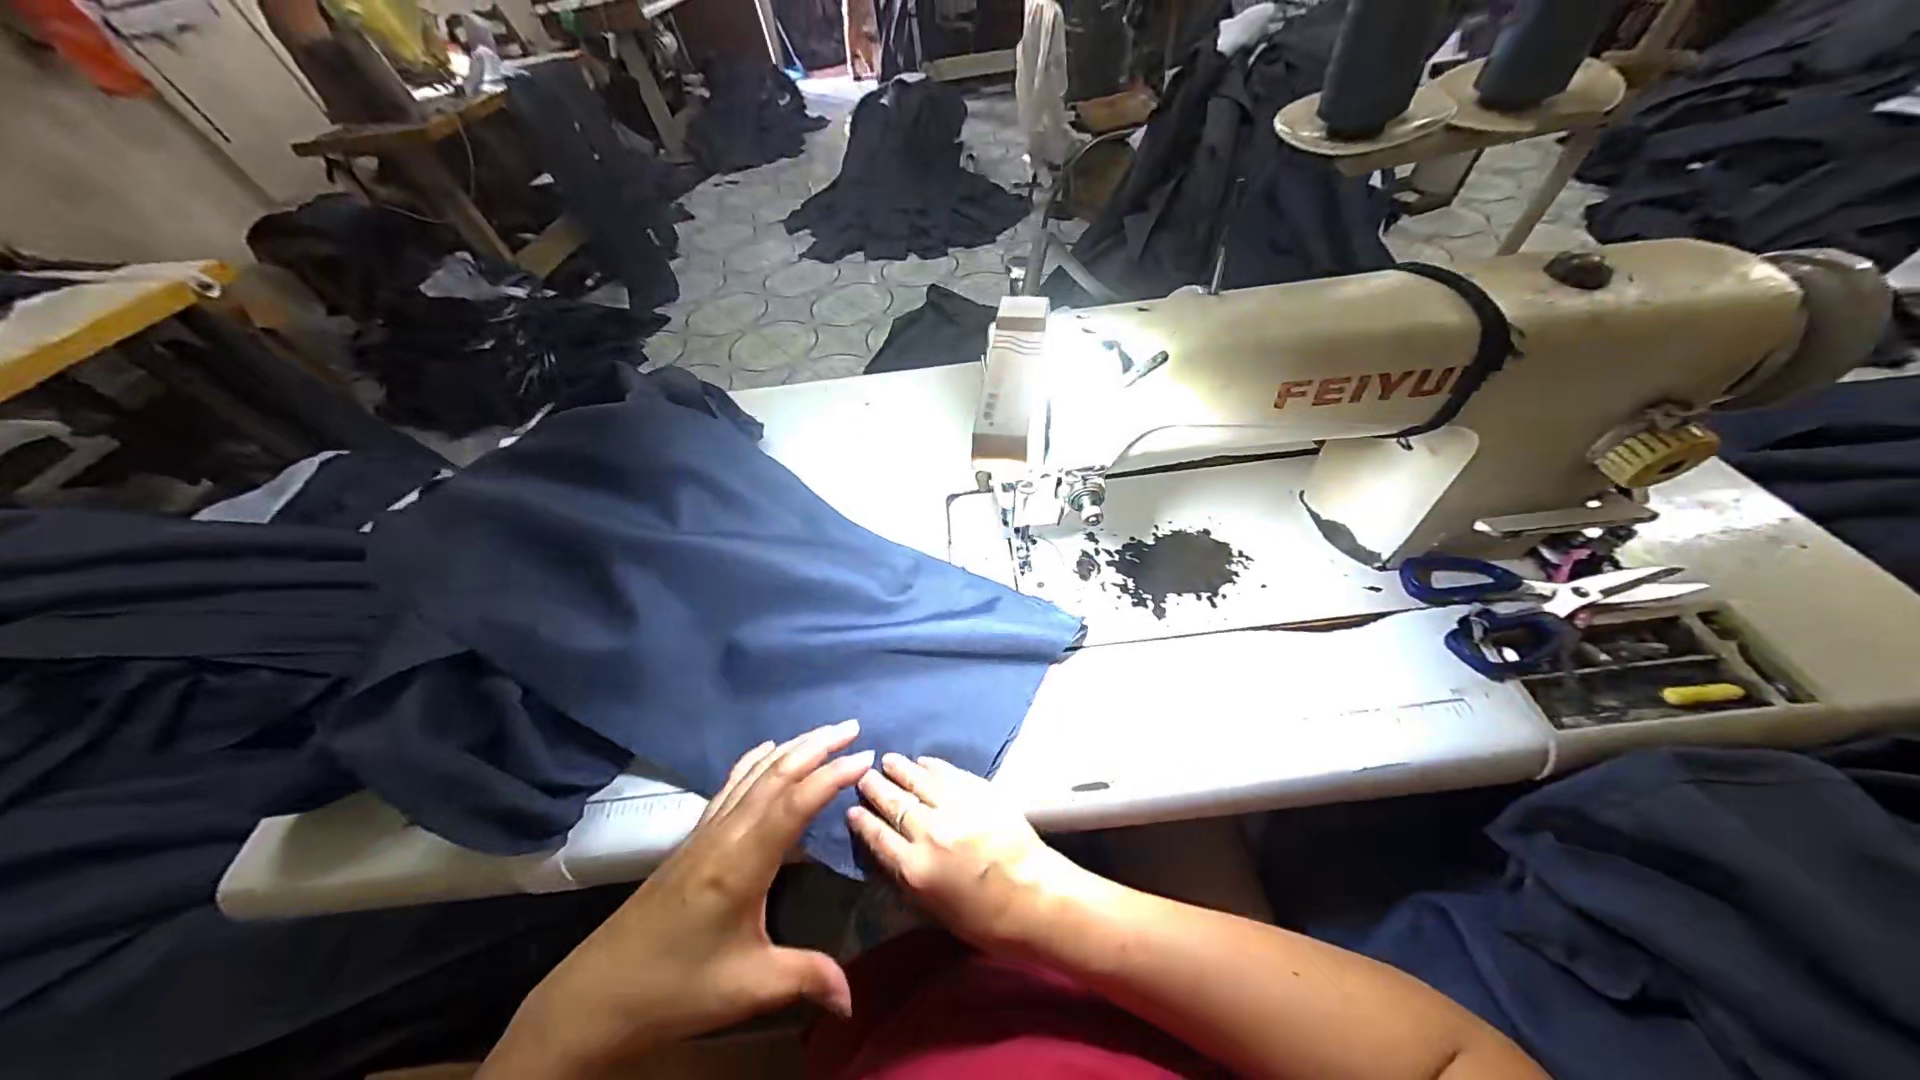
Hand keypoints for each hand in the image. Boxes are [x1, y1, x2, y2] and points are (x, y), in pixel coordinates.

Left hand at [480, 720, 873, 1078]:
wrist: (594, 996)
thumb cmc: (674, 989)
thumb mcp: (747, 987)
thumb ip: (806, 978)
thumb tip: (854, 1000)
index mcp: (741, 864)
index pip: (793, 804)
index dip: (831, 776)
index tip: (865, 757)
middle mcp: (724, 835)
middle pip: (774, 775)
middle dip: (816, 746)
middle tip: (852, 727)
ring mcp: (705, 833)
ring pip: (753, 775)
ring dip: (790, 749)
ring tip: (823, 734)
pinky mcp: (693, 840)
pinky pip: (731, 787)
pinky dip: (755, 762)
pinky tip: (766, 752)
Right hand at [848, 753, 1089, 952]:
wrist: (1037, 899)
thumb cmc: (987, 921)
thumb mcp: (934, 909)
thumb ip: (909, 877)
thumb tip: (892, 853)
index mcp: (914, 868)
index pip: (878, 837)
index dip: (863, 821)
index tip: (851, 809)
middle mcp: (929, 832)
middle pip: (894, 803)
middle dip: (876, 787)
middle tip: (864, 775)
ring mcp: (955, 807)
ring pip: (919, 781)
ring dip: (901, 769)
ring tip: (888, 760)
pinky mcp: (980, 792)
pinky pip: (949, 773)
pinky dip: (933, 766)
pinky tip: (924, 762)